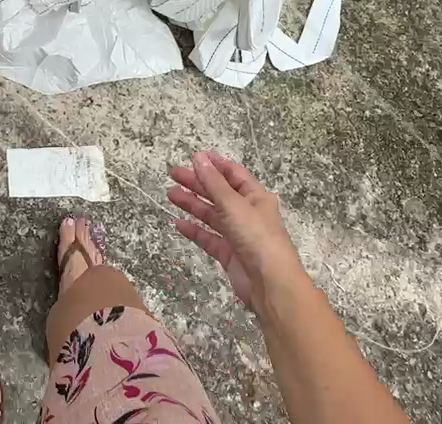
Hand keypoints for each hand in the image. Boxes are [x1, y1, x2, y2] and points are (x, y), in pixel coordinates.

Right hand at [168, 151, 306, 313]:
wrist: (271, 284)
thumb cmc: (256, 236)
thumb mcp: (233, 204)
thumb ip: (213, 182)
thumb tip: (199, 157)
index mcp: (255, 197)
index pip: (234, 174)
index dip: (215, 165)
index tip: (195, 157)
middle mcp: (247, 213)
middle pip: (219, 193)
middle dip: (197, 182)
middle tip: (174, 173)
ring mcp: (238, 235)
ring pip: (211, 214)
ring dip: (192, 204)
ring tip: (170, 194)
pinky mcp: (229, 254)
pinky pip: (208, 238)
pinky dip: (194, 230)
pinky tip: (178, 223)